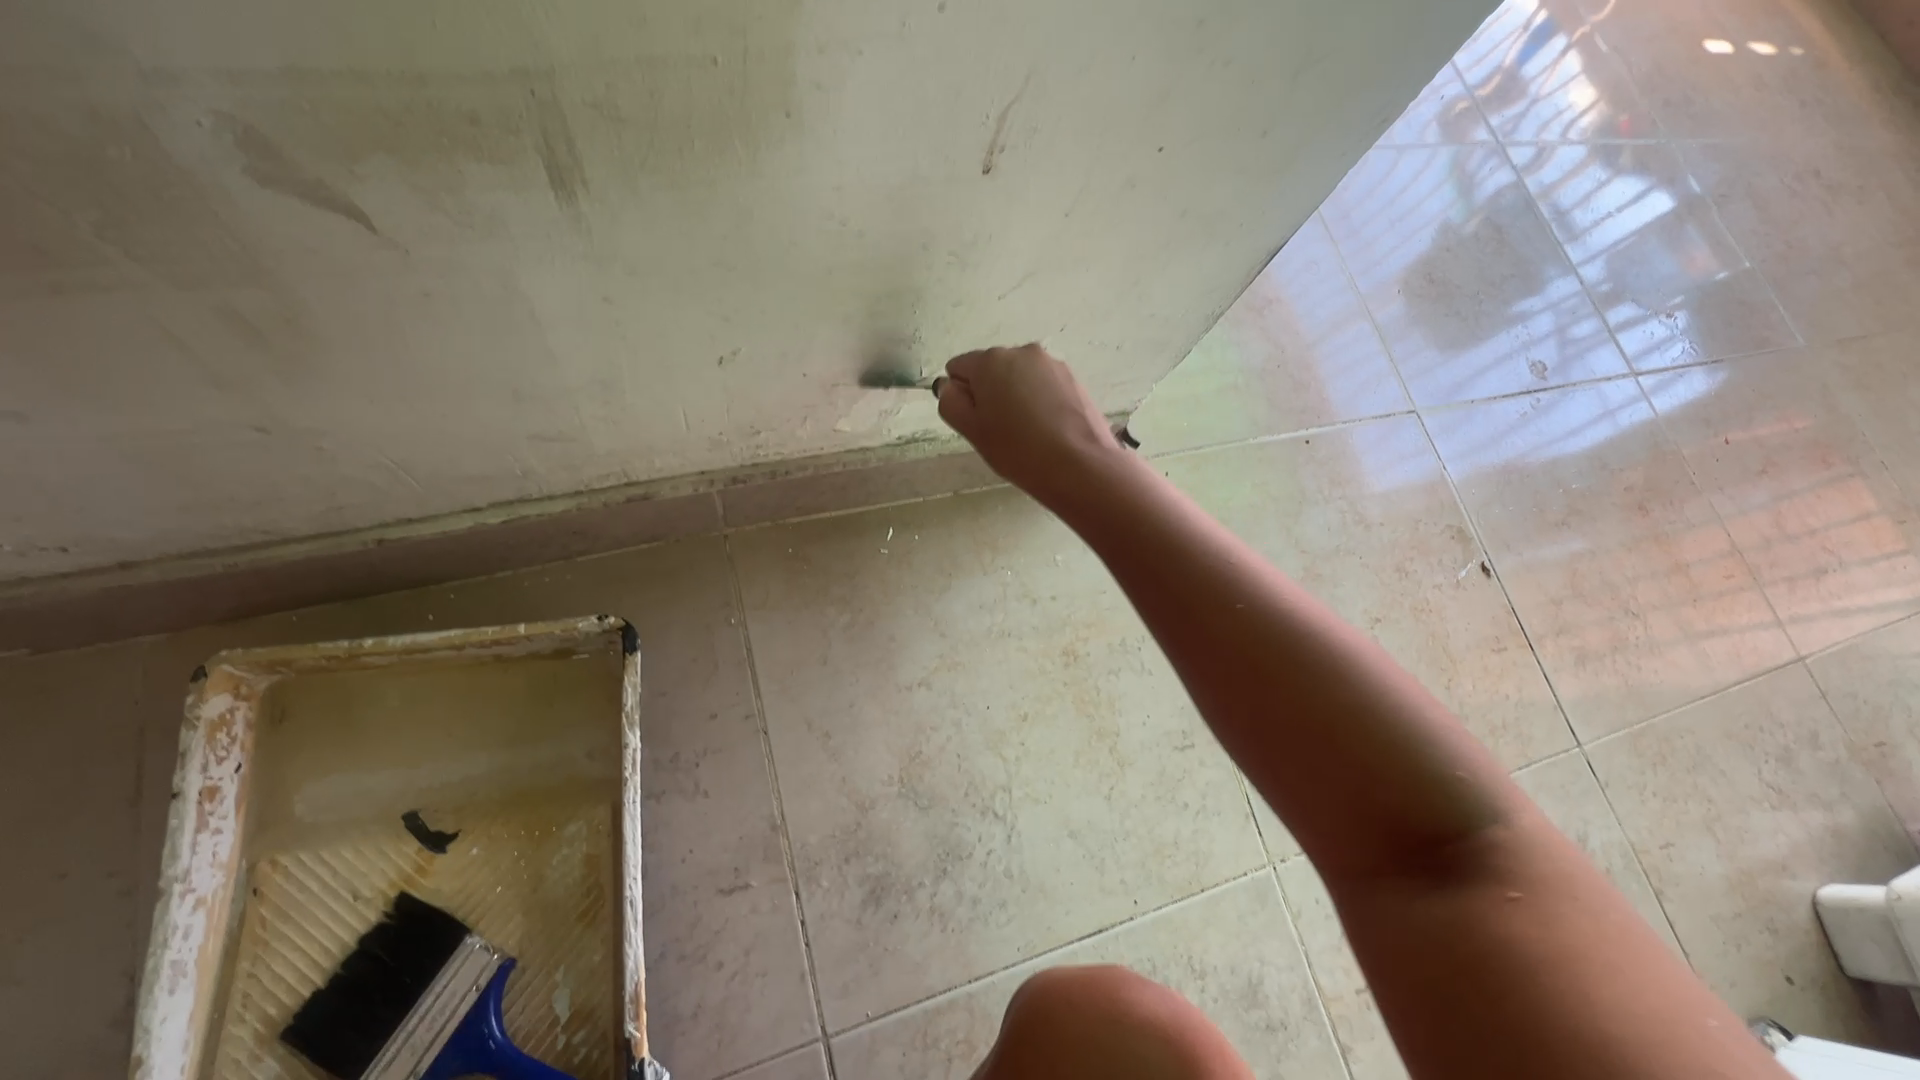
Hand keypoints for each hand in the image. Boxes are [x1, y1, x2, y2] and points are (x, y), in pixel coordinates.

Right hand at [936, 344, 1125, 504]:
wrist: (1079, 464)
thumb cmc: (1017, 450)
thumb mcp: (972, 431)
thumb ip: (951, 403)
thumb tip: (950, 387)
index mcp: (989, 360)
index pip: (958, 368)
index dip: (961, 395)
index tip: (975, 422)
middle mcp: (1021, 352)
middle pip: (991, 369)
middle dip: (990, 393)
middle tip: (1000, 430)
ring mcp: (1051, 363)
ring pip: (1020, 377)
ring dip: (1016, 396)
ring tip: (1028, 432)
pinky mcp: (1074, 379)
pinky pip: (1044, 386)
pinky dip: (1040, 401)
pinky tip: (1048, 429)